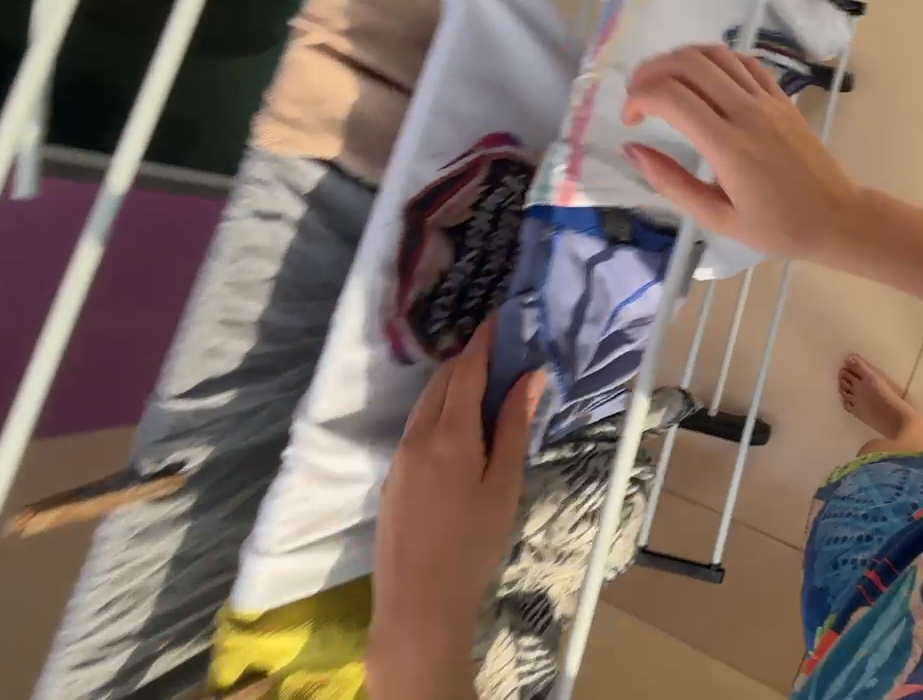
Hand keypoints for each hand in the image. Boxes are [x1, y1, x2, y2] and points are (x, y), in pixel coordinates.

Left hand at [366, 319, 542, 698]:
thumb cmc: (474, 541)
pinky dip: (441, 409)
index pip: (465, 371)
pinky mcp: (393, 479)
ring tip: (487, 379)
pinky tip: (462, 423)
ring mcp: (398, 460)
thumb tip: (529, 375)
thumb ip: (514, 425)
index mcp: (448, 435)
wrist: (418, 606)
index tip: (499, 317)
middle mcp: (416, 438)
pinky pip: (417, 427)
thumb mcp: (505, 482)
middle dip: (468, 358)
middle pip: (441, 382)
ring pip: (426, 404)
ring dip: (453, 383)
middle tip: (502, 346)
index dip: (483, 341)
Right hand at [622, 44, 862, 260]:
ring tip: (665, 82)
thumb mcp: (718, 218)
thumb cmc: (778, 227)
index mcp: (728, 146)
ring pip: (717, 54)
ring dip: (681, 59)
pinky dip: (716, 61)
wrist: (836, 218)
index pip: (670, 97)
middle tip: (638, 95)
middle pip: (689, 63)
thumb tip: (633, 150)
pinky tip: (705, 80)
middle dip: (651, 71)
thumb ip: (672, 183)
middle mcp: (748, 113)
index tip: (630, 121)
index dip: (638, 99)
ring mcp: (769, 101)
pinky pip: (746, 62)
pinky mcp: (784, 99)